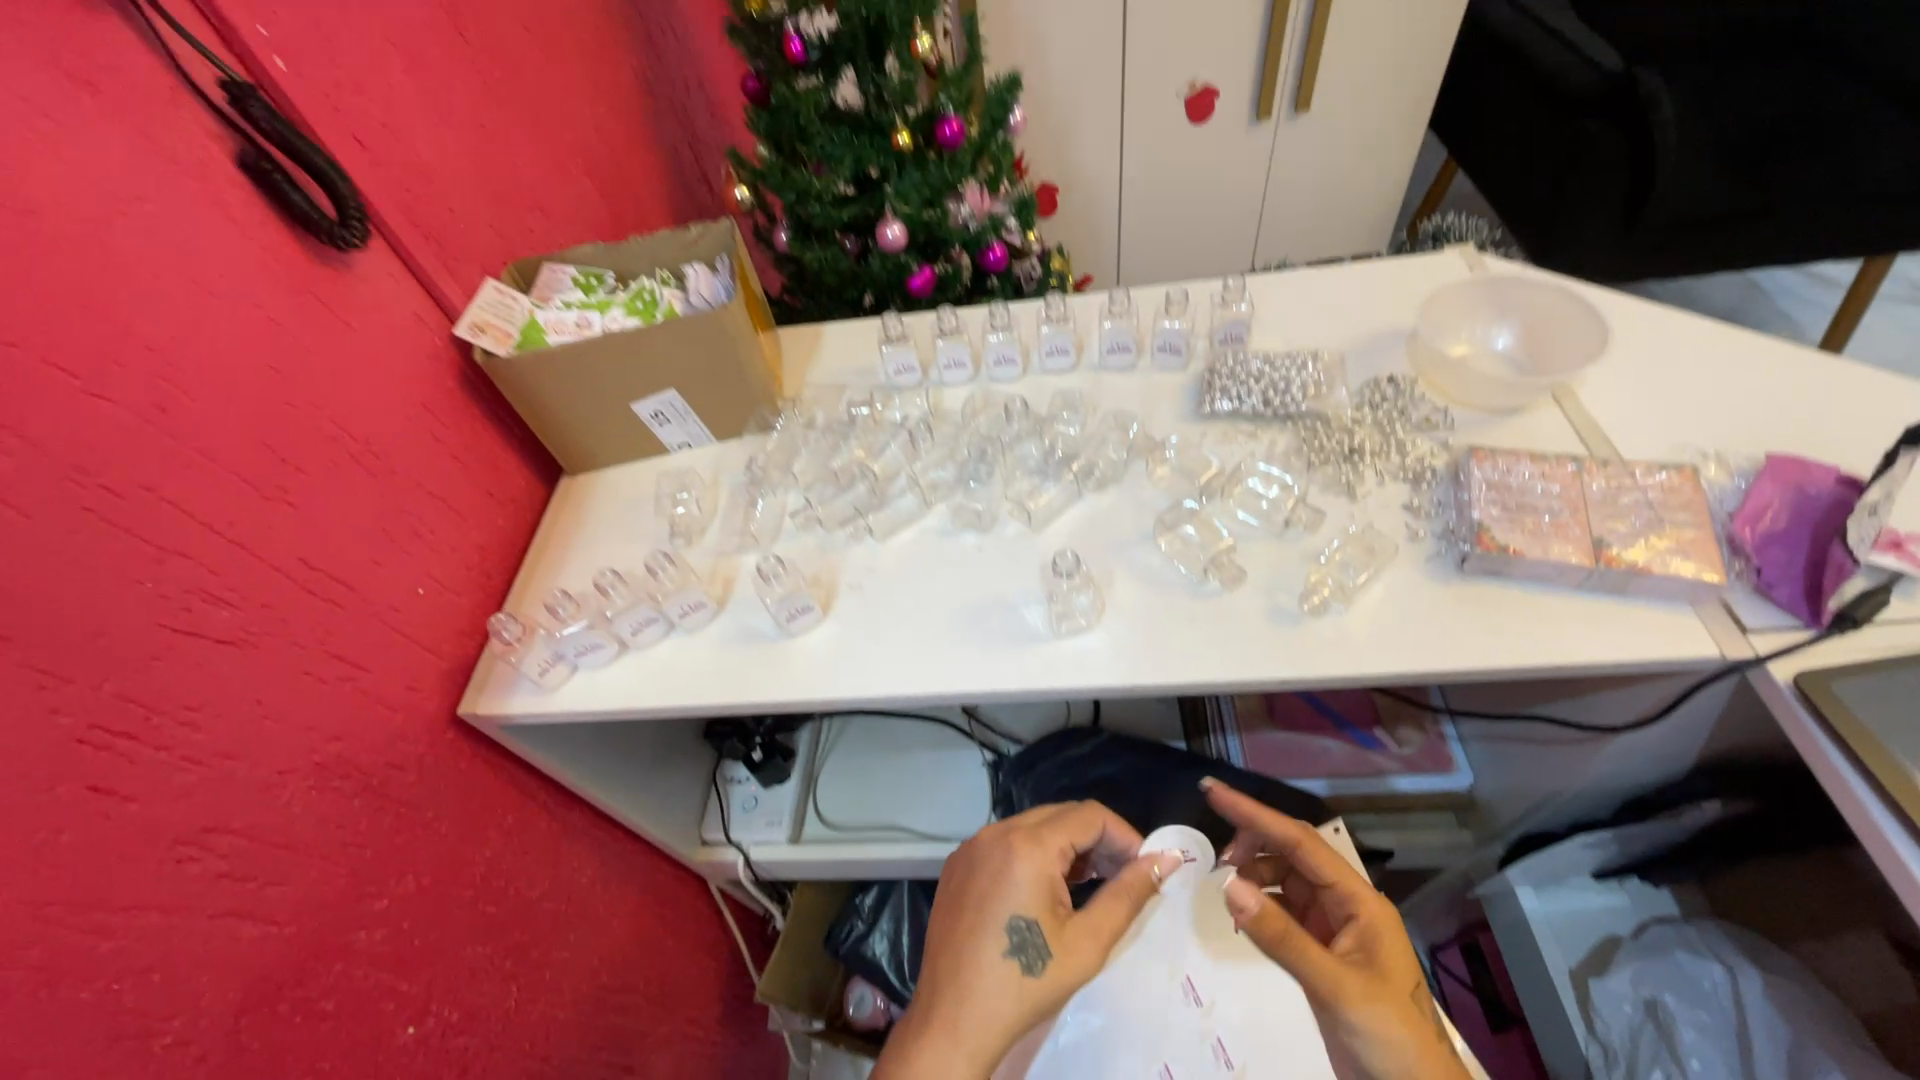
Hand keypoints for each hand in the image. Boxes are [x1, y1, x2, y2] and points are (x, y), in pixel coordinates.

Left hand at [873, 801, 1184, 1079]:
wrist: (954, 1018)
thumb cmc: (1026, 982)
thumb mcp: (1088, 941)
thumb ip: (1129, 893)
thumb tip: (1167, 859)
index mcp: (1027, 845)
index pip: (1090, 815)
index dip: (1125, 837)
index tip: (1145, 869)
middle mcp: (995, 832)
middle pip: (1061, 815)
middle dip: (1098, 841)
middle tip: (1123, 879)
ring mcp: (971, 847)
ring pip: (1033, 826)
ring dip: (1067, 847)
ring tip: (1090, 887)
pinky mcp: (958, 865)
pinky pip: (1006, 842)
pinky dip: (1034, 855)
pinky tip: (1047, 892)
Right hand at [1206, 779, 1471, 1079]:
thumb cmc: (1390, 1037)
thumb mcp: (1336, 987)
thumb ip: (1282, 936)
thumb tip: (1228, 886)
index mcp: (1359, 902)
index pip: (1300, 843)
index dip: (1255, 815)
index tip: (1214, 792)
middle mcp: (1345, 906)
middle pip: (1292, 855)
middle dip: (1252, 844)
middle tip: (1214, 858)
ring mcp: (1332, 930)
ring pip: (1284, 882)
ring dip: (1253, 877)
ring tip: (1224, 891)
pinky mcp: (1320, 955)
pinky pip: (1282, 914)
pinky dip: (1257, 907)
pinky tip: (1240, 915)